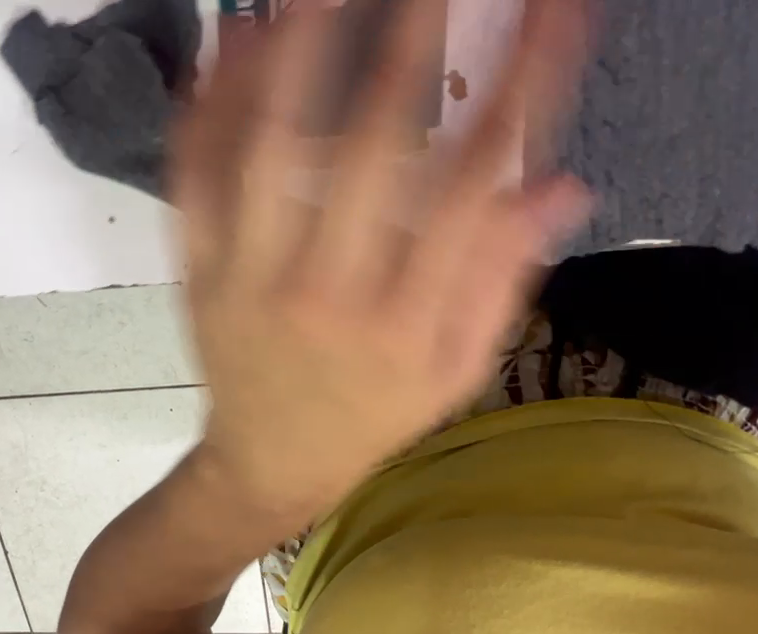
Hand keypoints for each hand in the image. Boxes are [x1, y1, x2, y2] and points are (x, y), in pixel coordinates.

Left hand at [174, 0, 594, 529]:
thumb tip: (563, 184)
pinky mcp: (199, 276)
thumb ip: (500, 284)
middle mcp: (325, 298)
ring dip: (296, 56)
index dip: (517, 93)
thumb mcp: (453, 373)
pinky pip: (194, 183)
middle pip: (364, 156)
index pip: (468, 191)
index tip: (552, 13)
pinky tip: (232, 43)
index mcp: (403, 326)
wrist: (270, 464)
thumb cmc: (372, 417)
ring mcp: (250, 283)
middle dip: (408, 49)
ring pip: (265, 154)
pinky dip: (208, 108)